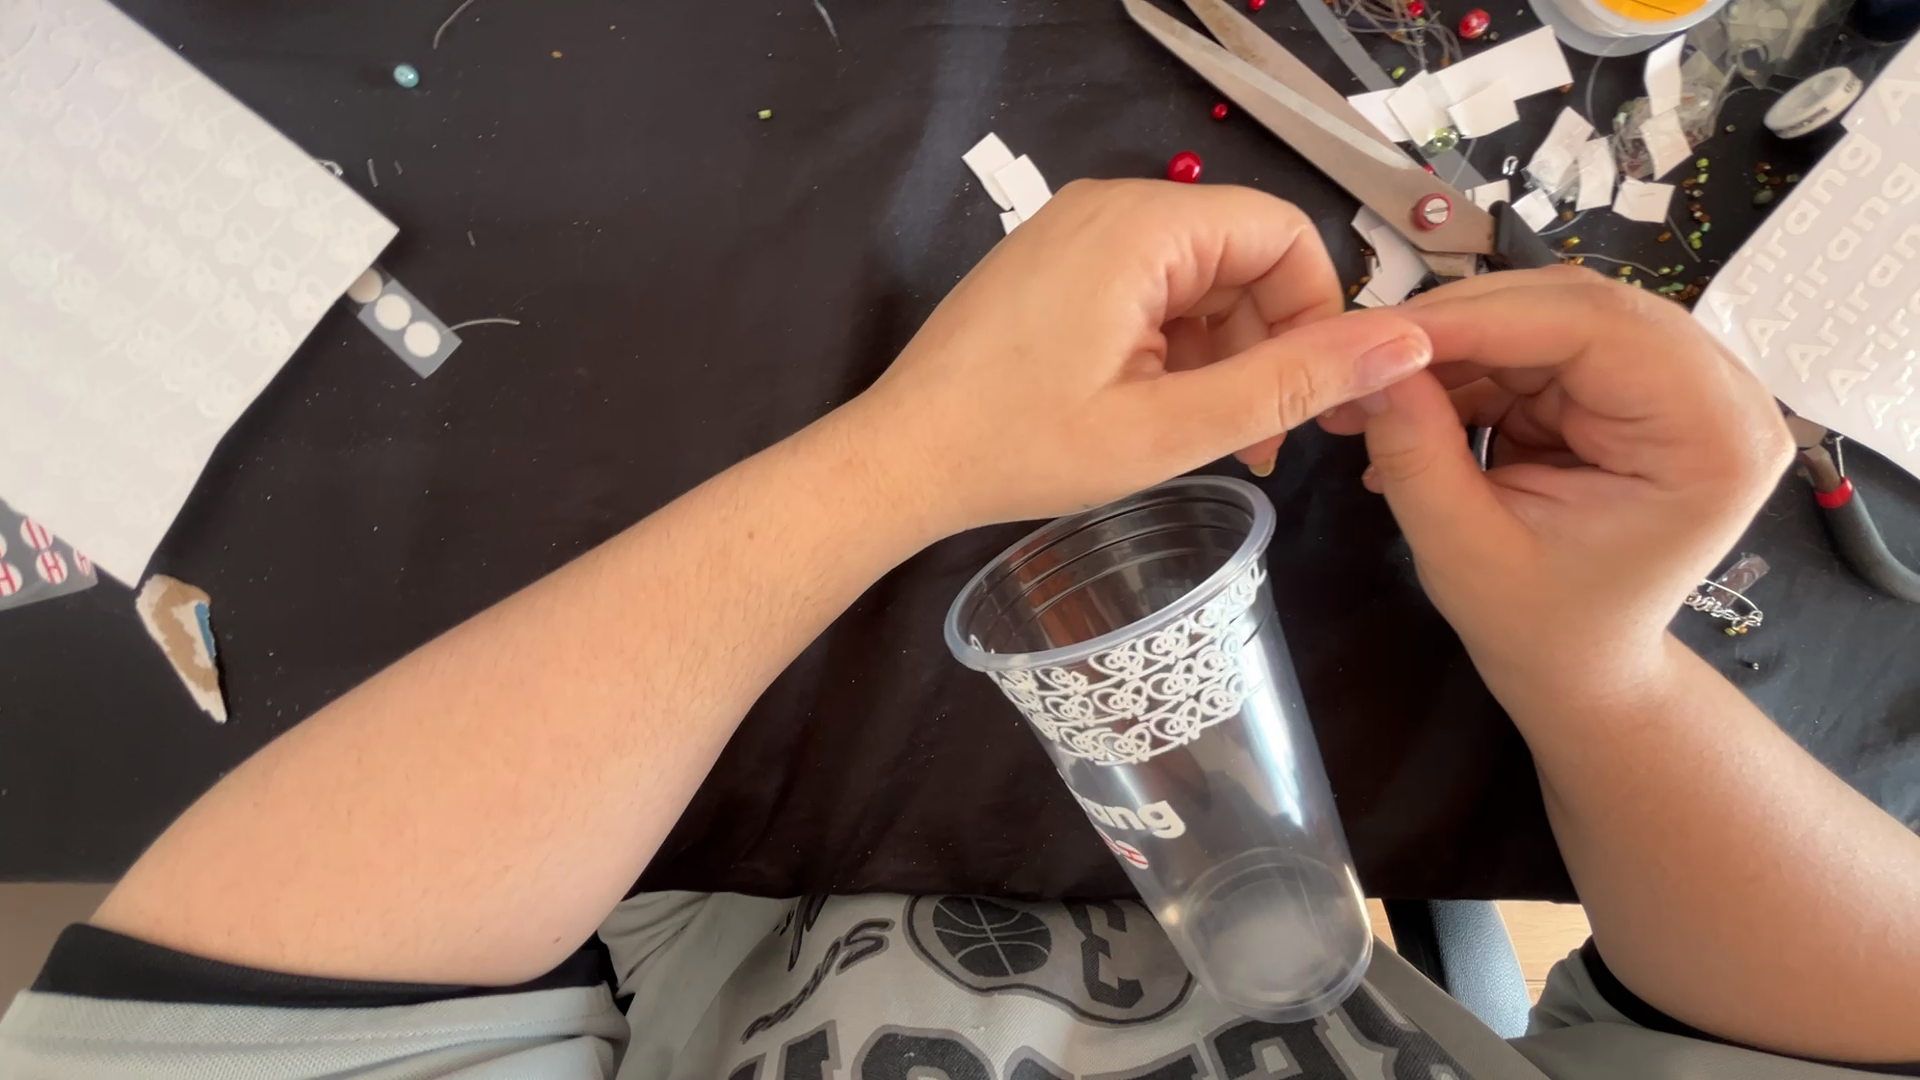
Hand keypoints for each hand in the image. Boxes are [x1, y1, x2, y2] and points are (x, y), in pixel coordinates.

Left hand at [843, 179, 1432, 534]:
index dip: (1313, 317)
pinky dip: (1159, 347)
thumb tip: (1405, 340)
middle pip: (1232, 257)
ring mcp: (1066, 236)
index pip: (1281, 234)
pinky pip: (1133, 293)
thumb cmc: (1024, 449)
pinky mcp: (1043, 271)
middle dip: (1258, 346)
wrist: (902, 460)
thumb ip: (1288, 382)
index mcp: (1141, 226)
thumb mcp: (1167, 429)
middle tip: (1250, 441)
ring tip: (1194, 436)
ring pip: (1183, 281)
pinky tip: (1143, 408)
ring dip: (1209, 356)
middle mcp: (1103, 207)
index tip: (1301, 401)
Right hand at [1319, 268, 1791, 703]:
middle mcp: (1707, 394)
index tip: (1375, 334)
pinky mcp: (1612, 396)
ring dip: (1447, 350)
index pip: (1597, 329)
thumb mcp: (1458, 545)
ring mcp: (1662, 389)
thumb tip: (1364, 368)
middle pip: (1574, 308)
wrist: (1569, 656)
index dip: (1480, 319)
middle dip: (1456, 326)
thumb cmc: (1530, 619)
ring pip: (1541, 322)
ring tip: (1368, 389)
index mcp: (1707, 438)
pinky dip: (1456, 375)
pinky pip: (1525, 354)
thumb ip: (1413, 453)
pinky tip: (1403, 407)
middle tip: (1360, 352)